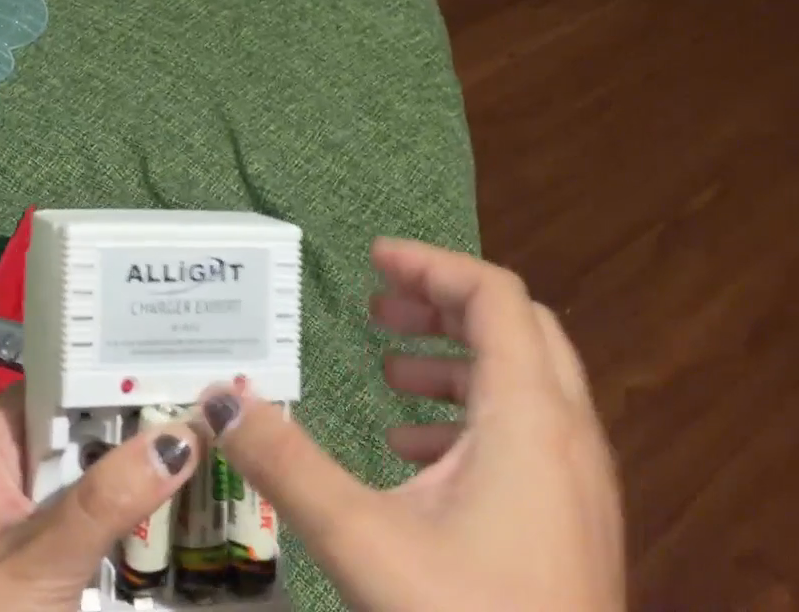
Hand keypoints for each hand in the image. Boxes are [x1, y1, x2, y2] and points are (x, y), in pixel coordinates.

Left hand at [0, 382, 206, 611]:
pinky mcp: (39, 565)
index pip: (60, 384)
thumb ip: (106, 500)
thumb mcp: (33, 564)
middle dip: (145, 428)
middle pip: (85, 432)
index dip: (119, 371)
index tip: (187, 361)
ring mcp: (23, 521)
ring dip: (146, 479)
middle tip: (221, 411)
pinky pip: (94, 527)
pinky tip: (184, 515)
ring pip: (96, 482)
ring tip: (219, 450)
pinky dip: (132, 524)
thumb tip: (186, 431)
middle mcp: (6, 471)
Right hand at [201, 238, 624, 611]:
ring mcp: (580, 480)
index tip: (372, 259)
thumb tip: (218, 397)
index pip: (493, 296)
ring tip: (387, 373)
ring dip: (455, 360)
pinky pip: (526, 433)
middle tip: (377, 312)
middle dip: (442, 305)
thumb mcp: (362, 539)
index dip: (431, 264)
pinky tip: (412, 451)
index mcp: (529, 417)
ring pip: (524, 380)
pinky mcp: (573, 519)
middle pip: (515, 327)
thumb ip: (285, 462)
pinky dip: (470, 415)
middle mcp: (568, 435)